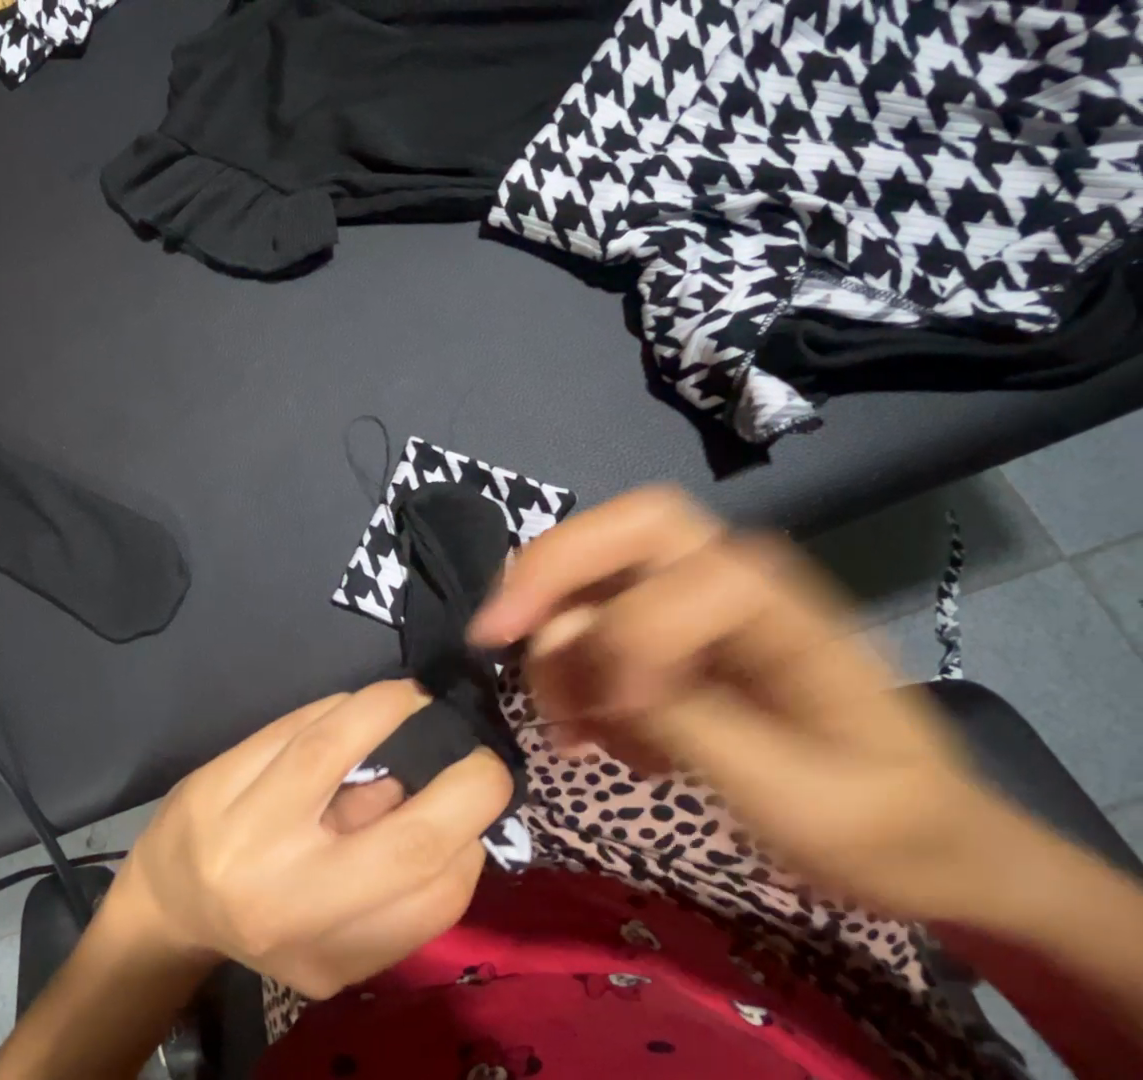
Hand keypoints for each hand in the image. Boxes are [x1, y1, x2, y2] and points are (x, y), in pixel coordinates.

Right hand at [113, 681, 512, 998]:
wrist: (175, 914)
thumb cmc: (198, 826)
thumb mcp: (230, 766)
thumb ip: (302, 741)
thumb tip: (384, 720)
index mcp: (244, 827)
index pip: (325, 756)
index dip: (382, 711)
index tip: (415, 691)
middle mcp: (288, 897)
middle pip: (410, 846)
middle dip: (469, 789)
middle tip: (484, 754)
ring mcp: (324, 950)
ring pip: (436, 896)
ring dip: (469, 836)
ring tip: (464, 798)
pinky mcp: (346, 976)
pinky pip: (426, 924)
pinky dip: (449, 875)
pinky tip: (443, 845)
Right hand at [468, 487, 1033, 924]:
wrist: (927, 845)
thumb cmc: (880, 826)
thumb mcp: (793, 795)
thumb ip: (677, 710)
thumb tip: (563, 635)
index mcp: (785, 610)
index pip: (675, 569)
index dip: (622, 632)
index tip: (615, 718)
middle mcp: (734, 583)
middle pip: (621, 530)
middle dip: (546, 577)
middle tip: (493, 638)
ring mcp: (697, 606)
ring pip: (589, 581)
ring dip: (556, 652)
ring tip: (577, 736)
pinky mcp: (672, 637)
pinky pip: (588, 626)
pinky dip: (568, 677)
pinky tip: (598, 736)